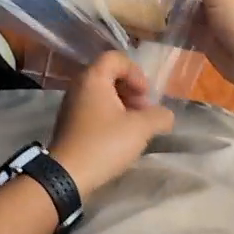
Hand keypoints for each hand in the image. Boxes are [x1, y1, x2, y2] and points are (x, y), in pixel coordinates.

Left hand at [49, 51, 175, 195]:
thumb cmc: (104, 144)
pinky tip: (120, 137)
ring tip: (135, 126)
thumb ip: (159, 116)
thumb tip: (166, 116)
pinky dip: (110, 116)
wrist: (67, 176)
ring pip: (102, 94)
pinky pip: (93, 109)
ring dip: (122, 105)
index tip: (145, 95)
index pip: (116, 58)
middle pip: (109, 75)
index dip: (136, 72)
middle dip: (131, 90)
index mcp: (93, 79)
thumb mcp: (140, 128)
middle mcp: (78, 87)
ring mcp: (71, 106)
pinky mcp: (69, 124)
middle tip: (144, 111)